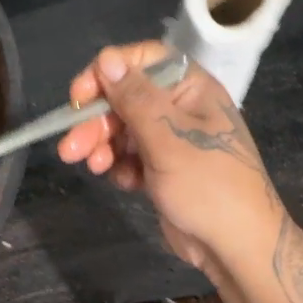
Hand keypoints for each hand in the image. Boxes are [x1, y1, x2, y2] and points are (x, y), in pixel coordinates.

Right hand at [56, 42, 283, 270]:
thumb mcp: (168, 139)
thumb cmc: (207, 185)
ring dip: (103, 147)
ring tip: (92, 167)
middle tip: (69, 149)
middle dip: (96, 122)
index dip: (107, 74)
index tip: (78, 95)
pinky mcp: (163, 173)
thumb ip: (135, 99)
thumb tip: (106, 59)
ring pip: (125, 133)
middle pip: (126, 102)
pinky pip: (132, 160)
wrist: (233, 243)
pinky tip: (120, 182)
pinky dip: (120, 168)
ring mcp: (172, 143)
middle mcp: (180, 109)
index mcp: (190, 88)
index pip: (142, 63)